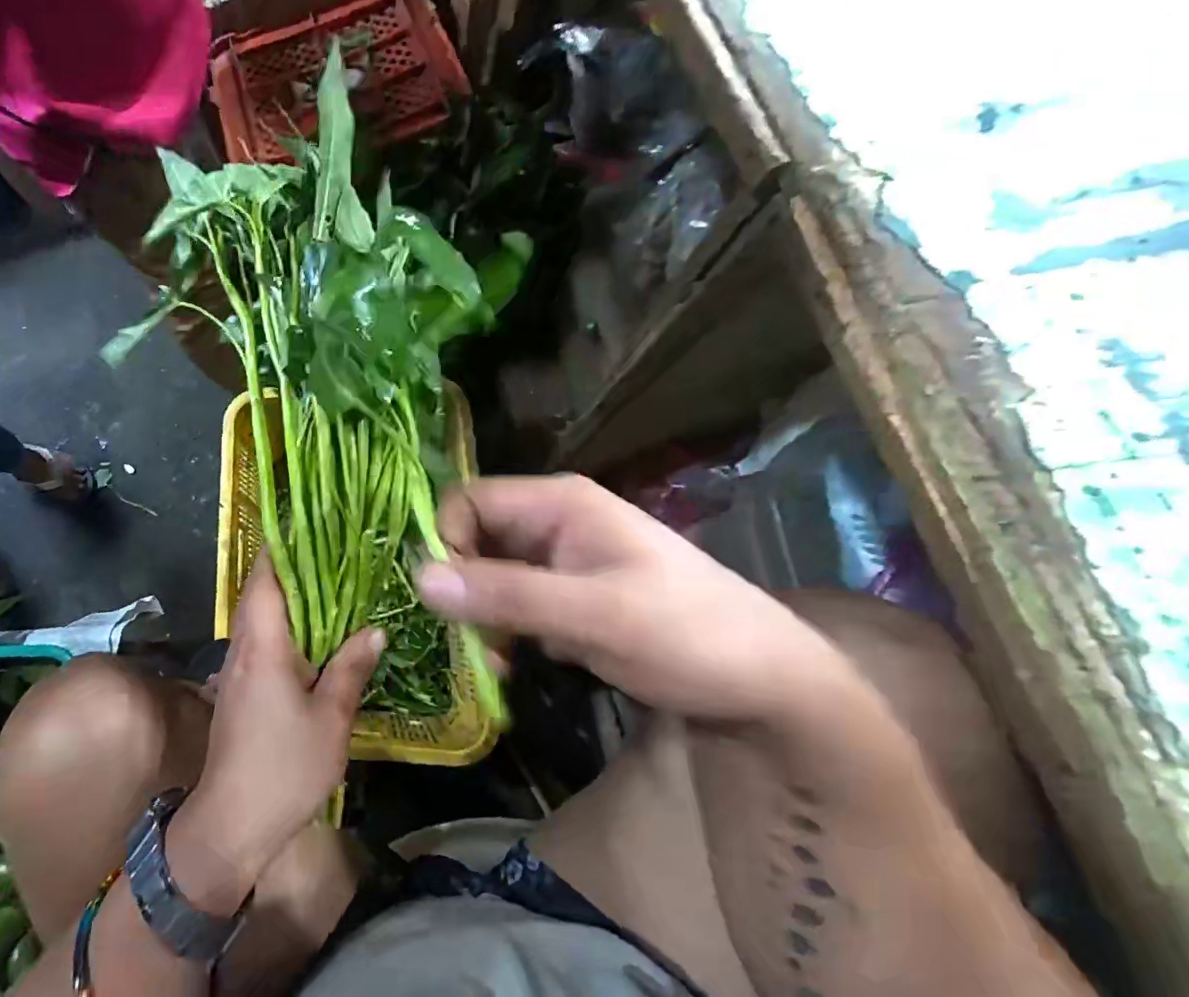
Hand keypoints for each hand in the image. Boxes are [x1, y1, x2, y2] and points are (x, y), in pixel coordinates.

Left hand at [169, 557, 381, 912]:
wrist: (233, 819)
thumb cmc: (285, 766)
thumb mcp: (330, 718)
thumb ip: (350, 669)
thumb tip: (375, 630)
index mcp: (262, 643)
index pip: (264, 576)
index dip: (282, 545)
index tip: (310, 522)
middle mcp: (242, 645)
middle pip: (260, 590)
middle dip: (293, 565)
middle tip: (335, 548)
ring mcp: (236, 666)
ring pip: (260, 615)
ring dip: (290, 595)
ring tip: (332, 580)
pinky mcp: (238, 686)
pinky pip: (262, 639)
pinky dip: (286, 624)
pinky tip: (316, 632)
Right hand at [415, 475, 856, 723]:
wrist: (771, 688)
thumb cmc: (690, 635)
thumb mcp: (596, 615)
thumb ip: (506, 595)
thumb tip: (418, 578)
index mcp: (558, 504)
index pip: (468, 501)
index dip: (445, 541)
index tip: (445, 596)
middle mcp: (551, 524)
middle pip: (472, 538)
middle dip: (461, 586)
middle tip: (468, 635)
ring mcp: (558, 562)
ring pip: (486, 575)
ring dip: (479, 615)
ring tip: (494, 659)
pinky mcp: (564, 597)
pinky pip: (508, 603)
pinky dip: (500, 631)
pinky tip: (511, 663)